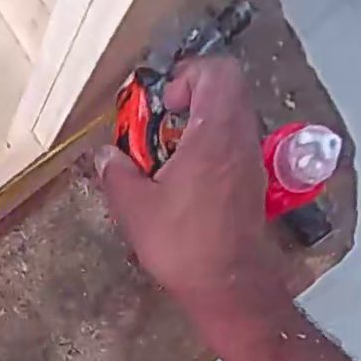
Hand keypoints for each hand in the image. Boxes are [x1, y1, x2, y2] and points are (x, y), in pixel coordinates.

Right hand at [96, 57, 285, 314]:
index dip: (189, 76)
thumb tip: (105, 156)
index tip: (165, 105)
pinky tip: (190, 184)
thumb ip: (117, 173)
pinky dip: (214, 152)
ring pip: (234, 122)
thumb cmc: (183, 245)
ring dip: (204, 127)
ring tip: (173, 158)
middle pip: (229, 92)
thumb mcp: (136, 209)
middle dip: (195, 98)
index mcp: (214, 135)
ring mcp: (252, 165)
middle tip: (166, 126)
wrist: (228, 287)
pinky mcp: (254, 188)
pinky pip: (237, 150)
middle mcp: (241, 141)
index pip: (218, 73)